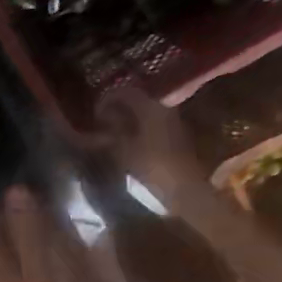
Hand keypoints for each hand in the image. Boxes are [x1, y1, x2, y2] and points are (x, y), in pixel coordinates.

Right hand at [97, 87, 209, 205]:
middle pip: (137, 100)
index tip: (95, 113)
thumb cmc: (153, 167)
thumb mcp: (125, 149)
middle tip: (103, 122)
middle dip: (119, 109)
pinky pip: (155, 123)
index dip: (107, 99)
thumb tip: (104, 119)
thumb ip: (112, 130)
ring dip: (130, 119)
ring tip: (114, 133)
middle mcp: (164, 107)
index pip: (124, 92)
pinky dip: (141, 128)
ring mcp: (174, 120)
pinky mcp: (179, 135)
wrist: (186, 189)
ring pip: (146, 112)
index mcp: (150, 107)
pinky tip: (131, 141)